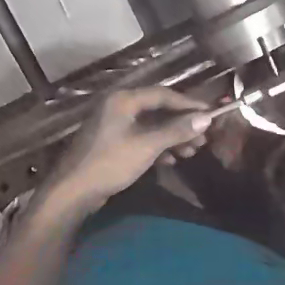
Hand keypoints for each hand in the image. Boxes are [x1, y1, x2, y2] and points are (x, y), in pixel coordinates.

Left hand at [44, 87, 210, 212]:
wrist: (74, 190)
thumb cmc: (110, 163)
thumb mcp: (148, 146)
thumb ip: (177, 131)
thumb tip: (206, 119)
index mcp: (124, 100)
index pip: (163, 95)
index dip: (188, 104)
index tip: (210, 115)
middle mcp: (118, 106)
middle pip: (157, 110)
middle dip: (181, 125)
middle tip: (202, 139)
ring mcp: (113, 125)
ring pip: (150, 126)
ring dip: (172, 138)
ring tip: (191, 152)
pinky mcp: (111, 143)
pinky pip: (140, 138)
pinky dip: (157, 147)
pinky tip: (170, 161)